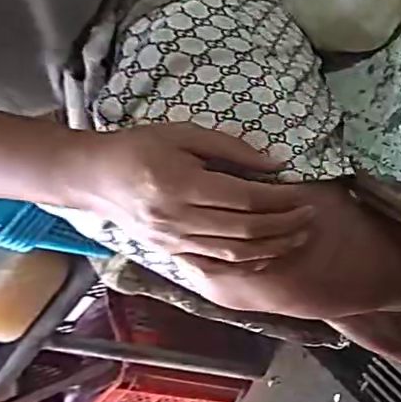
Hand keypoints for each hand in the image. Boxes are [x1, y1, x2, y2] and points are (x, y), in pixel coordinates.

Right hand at [59, 123, 319, 262]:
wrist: (89, 176)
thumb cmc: (139, 148)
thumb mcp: (184, 135)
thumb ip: (232, 149)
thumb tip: (278, 165)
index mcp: (180, 184)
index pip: (245, 199)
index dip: (280, 199)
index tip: (303, 195)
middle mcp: (177, 218)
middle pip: (246, 229)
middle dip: (286, 224)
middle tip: (311, 216)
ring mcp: (173, 240)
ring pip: (236, 253)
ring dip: (275, 247)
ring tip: (301, 236)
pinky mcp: (171, 253)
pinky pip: (217, 266)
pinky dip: (248, 264)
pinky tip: (271, 255)